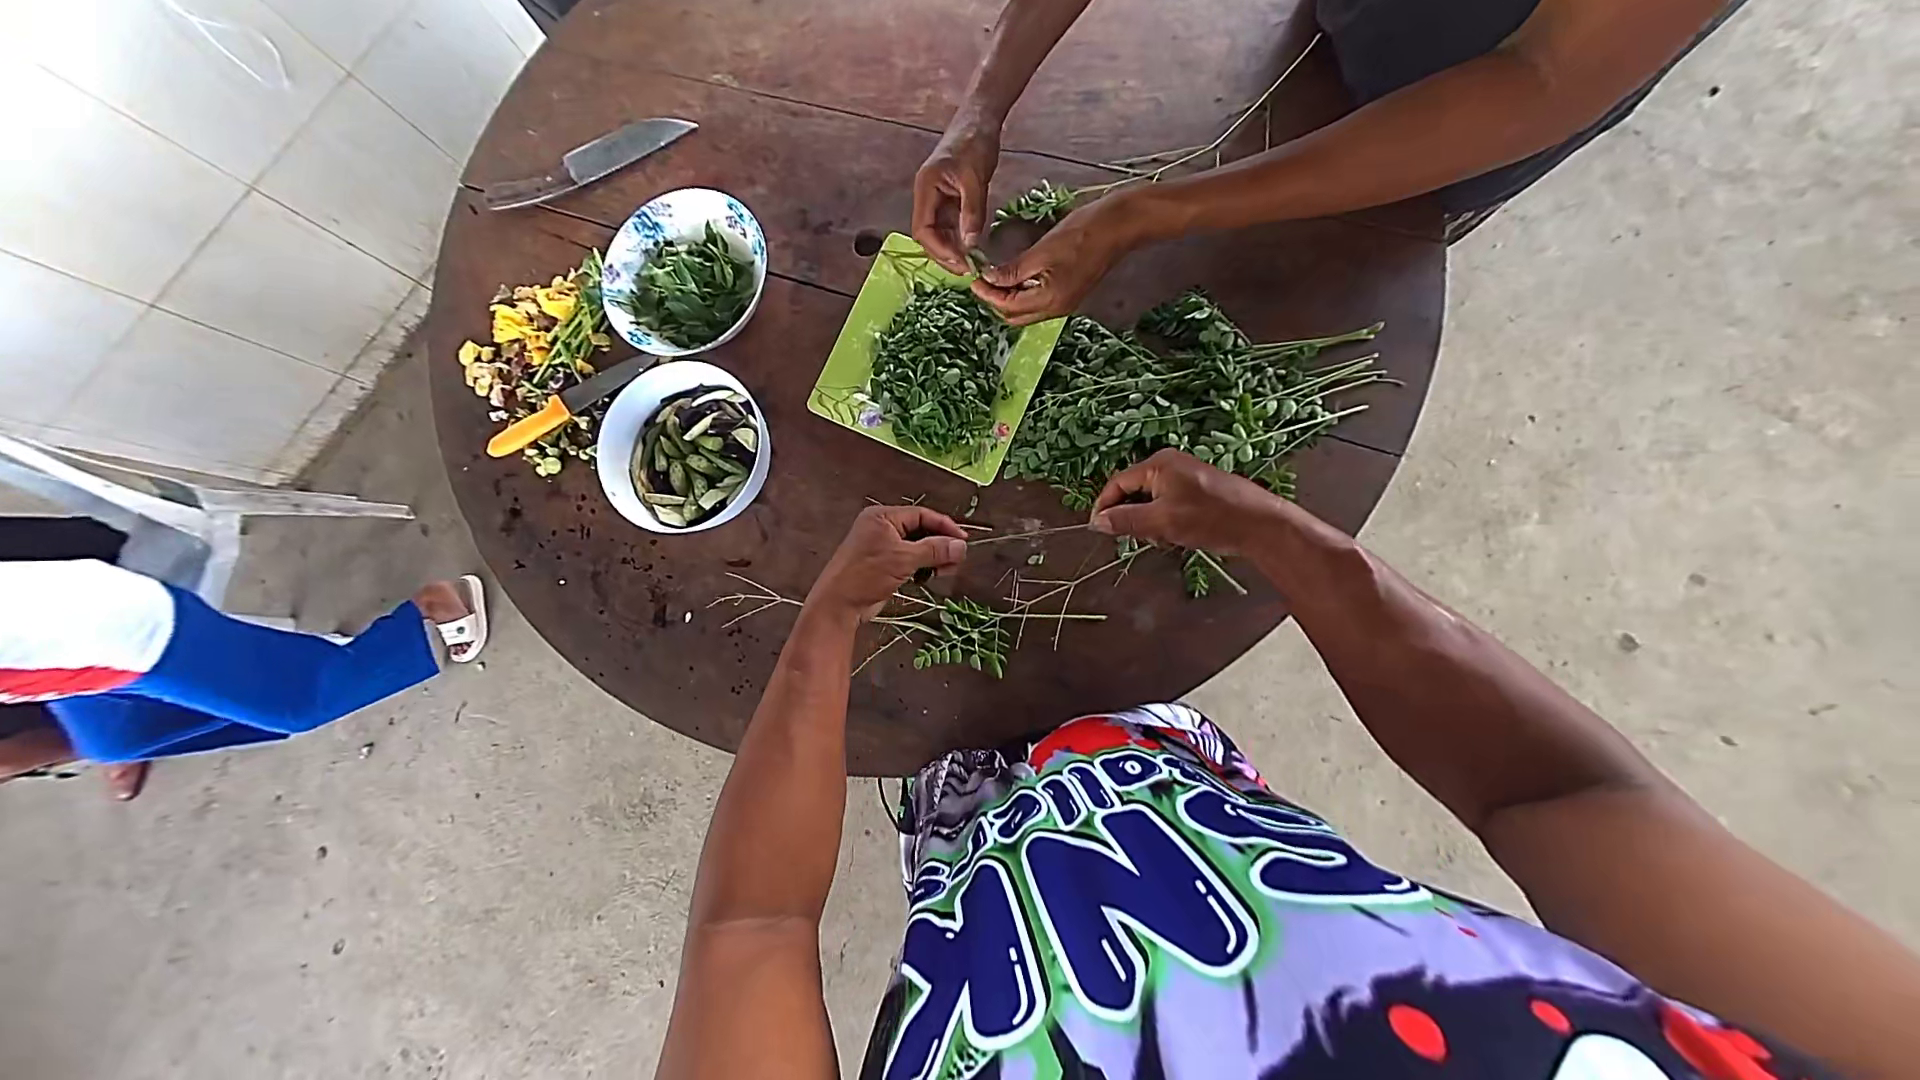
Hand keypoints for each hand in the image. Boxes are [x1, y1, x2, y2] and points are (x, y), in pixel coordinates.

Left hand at [808, 506, 968, 619]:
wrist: (839, 605)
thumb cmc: (864, 576)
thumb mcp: (903, 559)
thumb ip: (934, 550)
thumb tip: (960, 546)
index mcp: (882, 517)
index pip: (921, 515)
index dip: (944, 527)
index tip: (962, 540)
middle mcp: (881, 528)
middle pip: (921, 530)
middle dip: (939, 545)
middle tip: (955, 559)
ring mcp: (882, 547)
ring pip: (917, 547)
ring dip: (933, 558)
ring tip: (943, 571)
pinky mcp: (883, 565)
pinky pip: (910, 560)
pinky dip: (922, 567)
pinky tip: (928, 577)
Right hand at [912, 123, 1000, 273]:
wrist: (980, 119)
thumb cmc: (975, 141)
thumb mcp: (975, 179)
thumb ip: (972, 212)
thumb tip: (970, 245)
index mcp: (925, 188)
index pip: (923, 230)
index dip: (940, 250)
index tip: (961, 262)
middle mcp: (926, 197)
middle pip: (928, 237)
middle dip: (945, 255)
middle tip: (967, 269)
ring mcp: (936, 200)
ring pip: (938, 235)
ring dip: (952, 251)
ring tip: (971, 264)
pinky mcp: (948, 201)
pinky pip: (949, 227)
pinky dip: (959, 240)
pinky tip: (972, 250)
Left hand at [972, 193, 1139, 325]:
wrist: (1119, 226)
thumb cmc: (1083, 233)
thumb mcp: (1042, 250)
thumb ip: (1014, 270)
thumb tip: (989, 279)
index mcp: (1049, 301)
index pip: (1007, 307)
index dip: (987, 294)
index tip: (973, 279)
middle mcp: (1056, 310)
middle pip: (1015, 316)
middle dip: (996, 301)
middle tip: (982, 280)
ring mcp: (1064, 305)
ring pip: (1026, 311)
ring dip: (1008, 298)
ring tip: (995, 277)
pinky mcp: (1068, 295)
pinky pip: (1038, 302)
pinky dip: (1023, 293)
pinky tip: (1016, 276)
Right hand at [1087, 449, 1283, 554]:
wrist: (1260, 525)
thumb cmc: (1211, 518)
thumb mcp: (1161, 522)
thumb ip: (1125, 521)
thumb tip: (1098, 522)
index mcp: (1158, 464)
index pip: (1117, 483)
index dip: (1105, 506)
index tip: (1100, 529)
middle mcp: (1169, 464)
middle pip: (1133, 491)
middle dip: (1131, 516)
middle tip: (1141, 538)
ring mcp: (1184, 476)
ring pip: (1150, 500)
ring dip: (1149, 522)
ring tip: (1164, 538)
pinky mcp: (1196, 489)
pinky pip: (1167, 503)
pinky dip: (1165, 520)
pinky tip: (1178, 535)